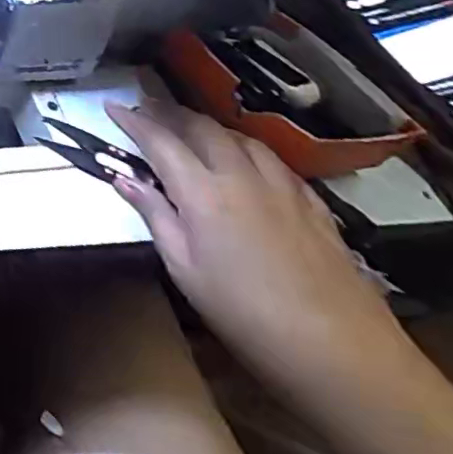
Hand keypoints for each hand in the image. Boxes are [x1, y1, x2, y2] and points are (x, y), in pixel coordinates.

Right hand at [108, 102, 452, 453]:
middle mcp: (239, 173)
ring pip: (236, 135)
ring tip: (190, 127)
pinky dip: (243, 146)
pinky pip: (268, 156)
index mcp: (202, 191)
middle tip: (146, 107)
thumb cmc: (246, 315)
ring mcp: (279, 182)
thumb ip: (155, 215)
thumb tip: (124, 178)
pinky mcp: (308, 198)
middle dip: (168, 111)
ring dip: (206, 125)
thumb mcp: (185, 271)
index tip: (114, 106)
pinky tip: (244, 158)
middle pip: (199, 126)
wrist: (338, 346)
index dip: (134, 120)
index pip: (160, 141)